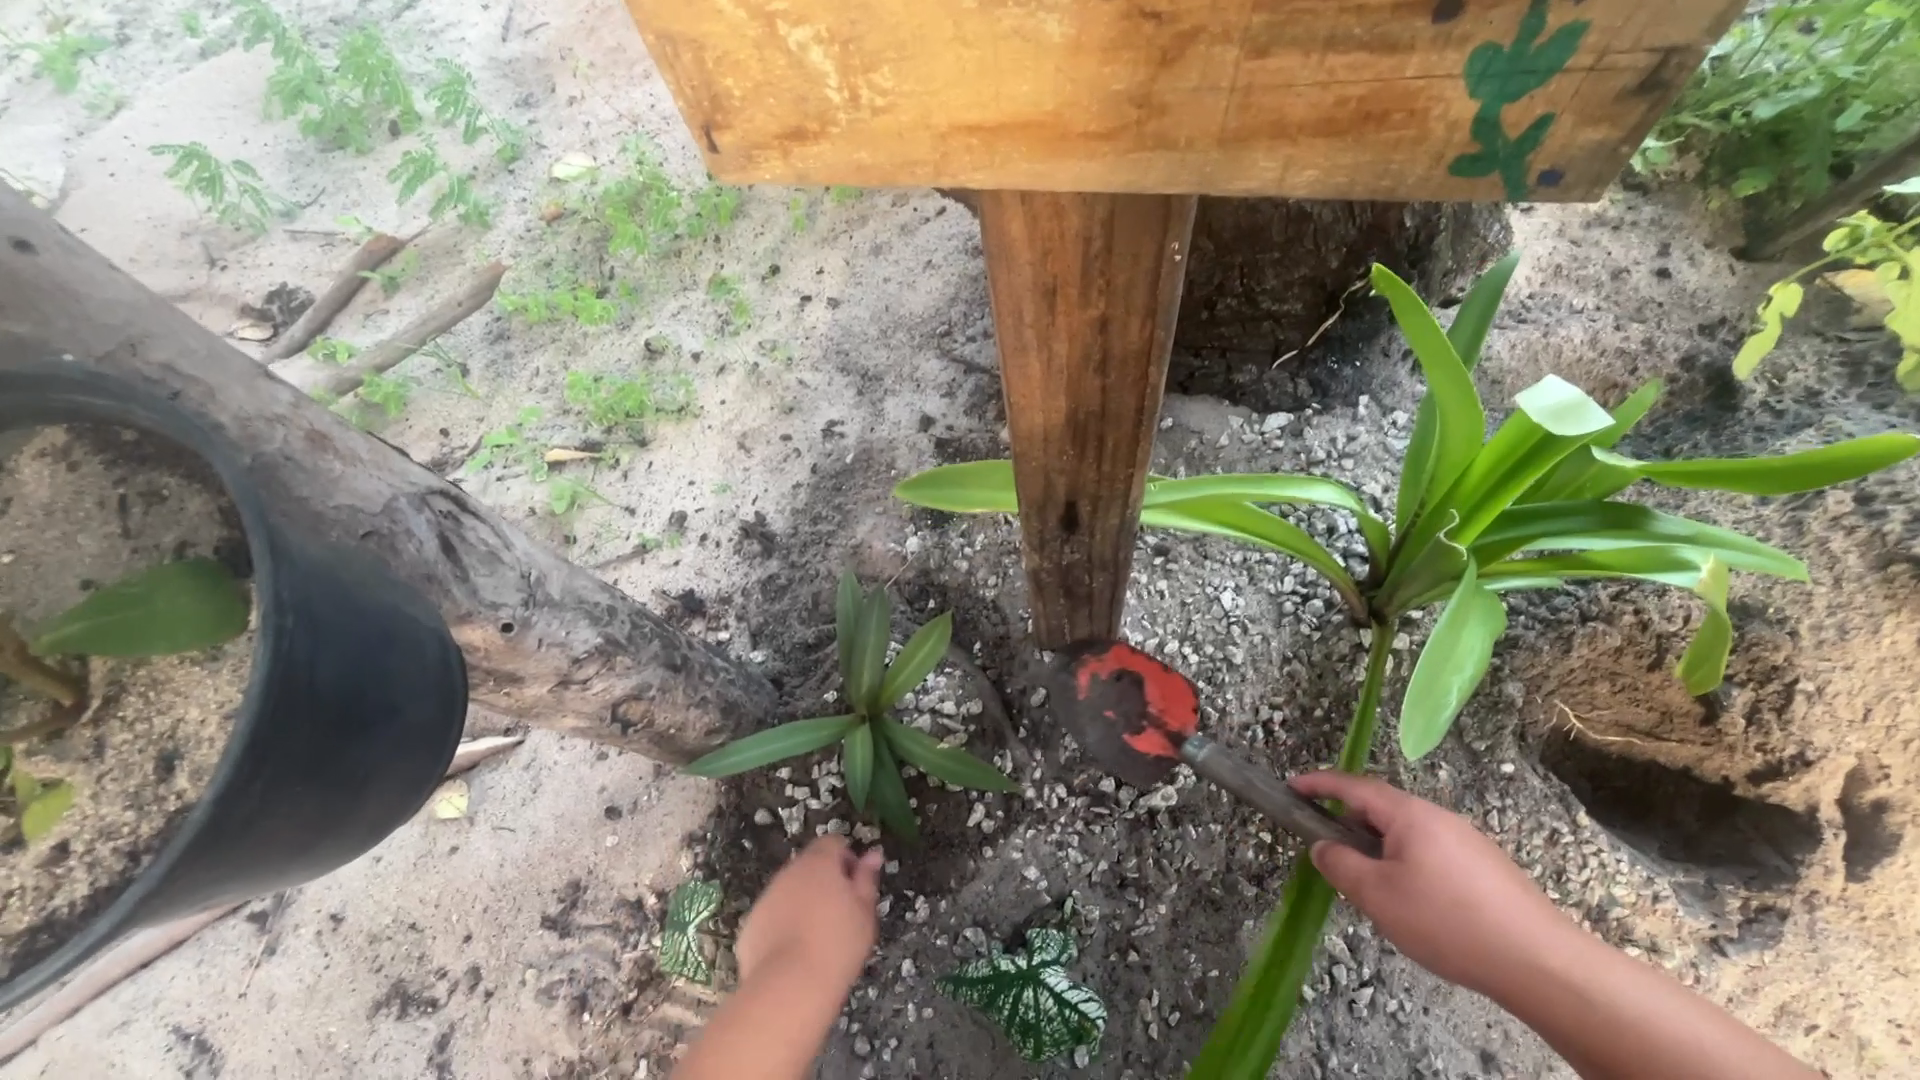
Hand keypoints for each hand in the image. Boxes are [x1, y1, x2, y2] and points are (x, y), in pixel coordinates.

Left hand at [735, 836, 883, 990]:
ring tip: (817, 938)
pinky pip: (771, 918)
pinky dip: (782, 927)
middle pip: (808, 866)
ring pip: (788, 892)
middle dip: (823, 882)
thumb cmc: (837, 945)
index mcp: (818, 863)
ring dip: (802, 904)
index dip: (847, 859)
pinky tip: (794, 954)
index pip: (832, 843)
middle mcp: (787, 873)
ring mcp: (765, 899)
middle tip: (840, 914)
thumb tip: (872, 855)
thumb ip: (867, 879)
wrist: (789, 987)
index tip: (855, 886)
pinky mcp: (749, 927)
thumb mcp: (864, 912)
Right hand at [1289, 771, 1580, 997]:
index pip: (1354, 786)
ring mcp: (1468, 842)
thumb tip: (1322, 847)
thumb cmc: (1447, 921)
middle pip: (1382, 809)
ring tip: (1369, 885)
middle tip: (1327, 848)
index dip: (1319, 784)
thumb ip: (1340, 865)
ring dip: (1379, 848)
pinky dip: (1406, 864)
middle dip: (1349, 822)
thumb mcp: (1377, 895)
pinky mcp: (1487, 869)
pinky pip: (1431, 853)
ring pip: (1408, 834)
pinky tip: (1413, 903)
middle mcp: (1439, 817)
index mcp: (1409, 814)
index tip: (1292, 786)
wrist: (1541, 962)